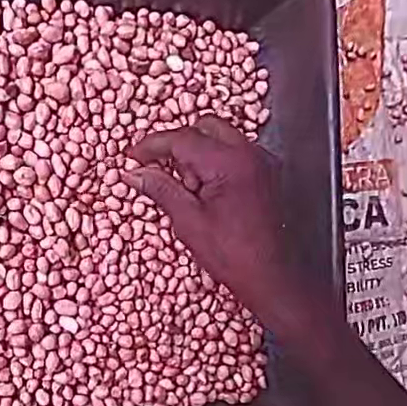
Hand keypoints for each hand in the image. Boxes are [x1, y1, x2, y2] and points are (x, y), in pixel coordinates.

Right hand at [126, 115, 327, 334]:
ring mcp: (264, 163)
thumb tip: (134, 173)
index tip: (133, 157)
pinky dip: (216, 163)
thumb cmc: (233, 255)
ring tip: (189, 192)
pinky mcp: (269, 175)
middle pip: (204, 128)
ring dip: (197, 155)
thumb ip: (161, 189)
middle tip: (161, 173)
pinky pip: (236, 154)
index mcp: (229, 163)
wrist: (273, 278)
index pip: (182, 138)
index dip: (152, 146)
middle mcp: (251, 154)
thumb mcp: (188, 221)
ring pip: (221, 138)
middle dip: (178, 146)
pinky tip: (207, 194)